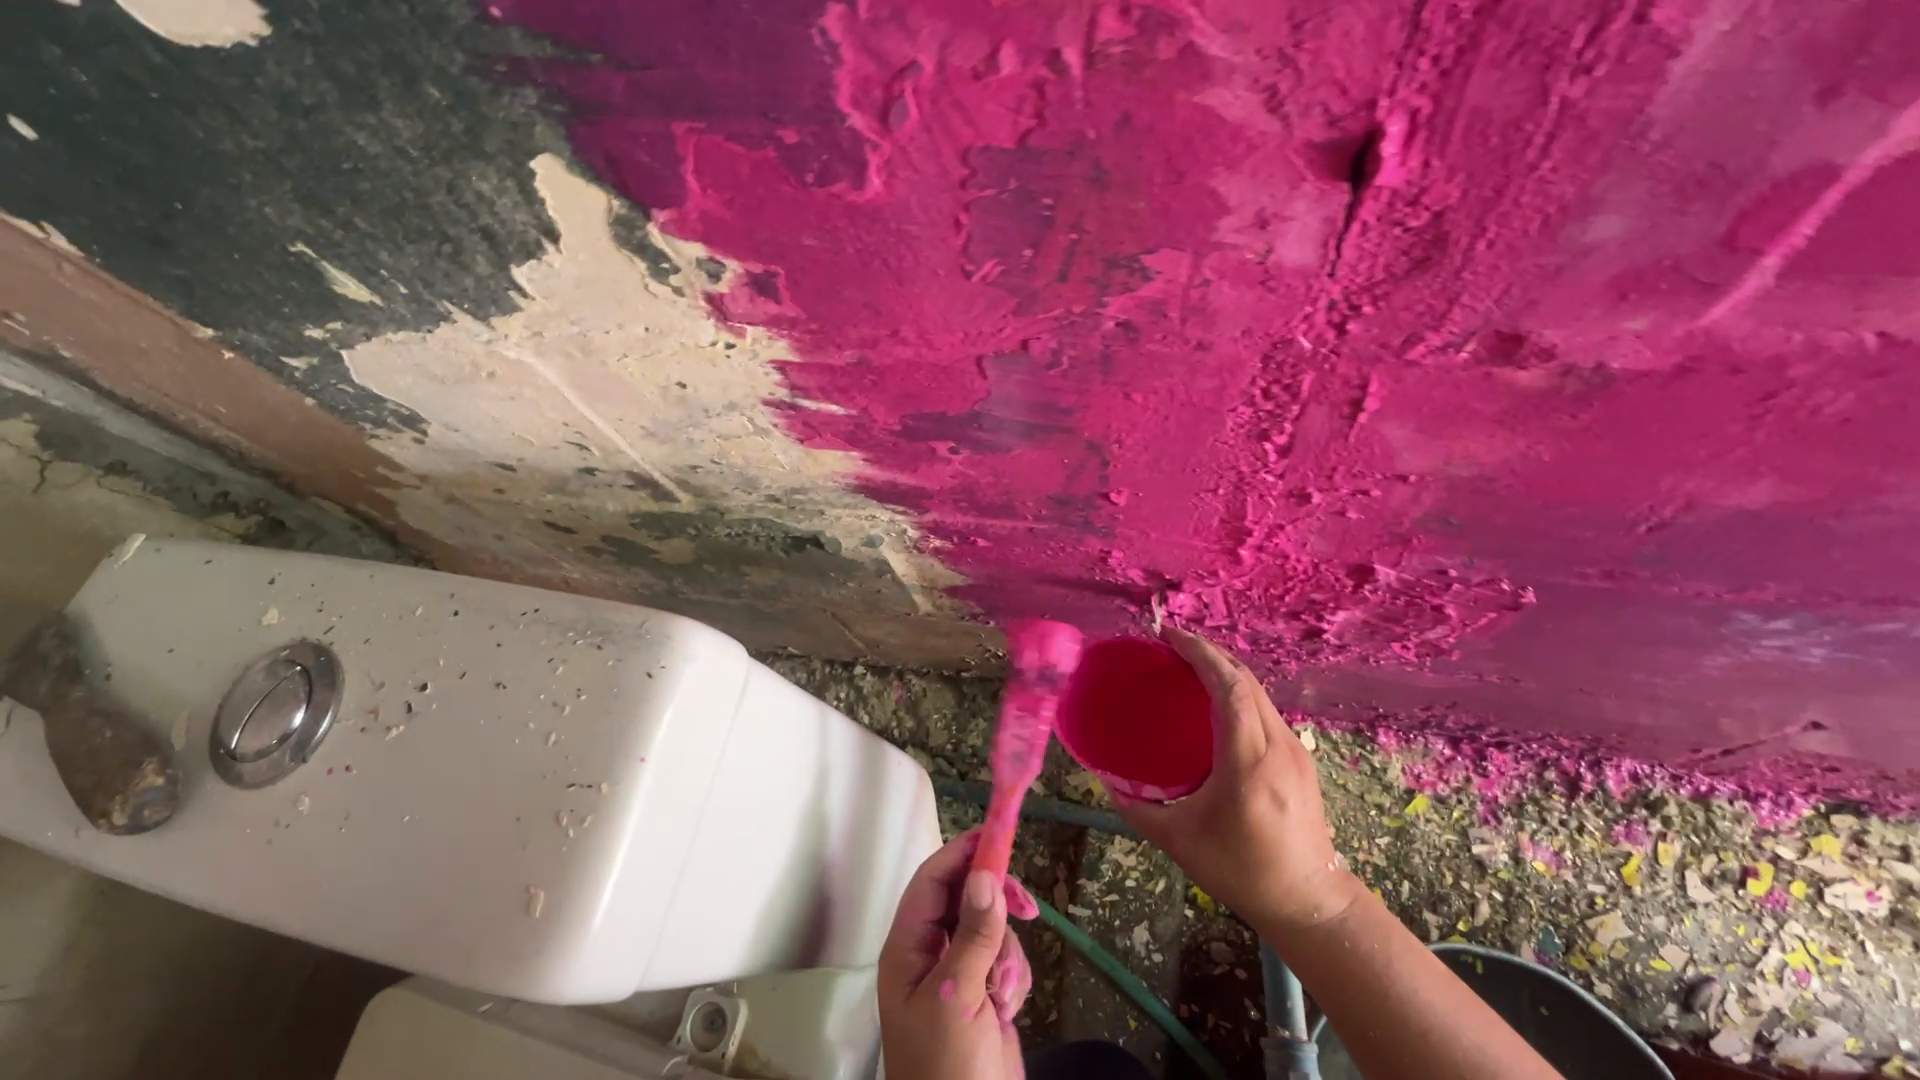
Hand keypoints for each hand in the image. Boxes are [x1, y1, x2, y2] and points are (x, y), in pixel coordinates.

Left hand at [878, 829, 1039, 1079]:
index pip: (931, 882)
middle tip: (1025, 908)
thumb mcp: (958, 997)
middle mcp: (929, 954)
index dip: (961, 854)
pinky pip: (1005, 959)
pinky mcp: (983, 993)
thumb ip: (973, 934)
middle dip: (995, 906)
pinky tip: (1007, 1008)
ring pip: (991, 929)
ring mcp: (958, 974)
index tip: (997, 835)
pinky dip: (1013, 976)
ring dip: (1005, 954)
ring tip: (1001, 993)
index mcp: (907, 948)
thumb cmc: (947, 1067)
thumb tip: (984, 875)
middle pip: (966, 899)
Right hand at [1113, 628, 1363, 932]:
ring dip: (1226, 670)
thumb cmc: (1242, 871)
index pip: (1229, 688)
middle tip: (1171, 644)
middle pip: (1246, 680)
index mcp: (1248, 762)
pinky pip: (1266, 709)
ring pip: (1260, 692)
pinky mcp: (1301, 758)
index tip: (1168, 636)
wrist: (1310, 901)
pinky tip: (1218, 702)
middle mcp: (1277, 746)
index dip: (1199, 654)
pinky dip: (1239, 692)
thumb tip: (1109, 781)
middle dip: (1209, 653)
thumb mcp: (1179, 841)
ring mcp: (1296, 750)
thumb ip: (1138, 809)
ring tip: (1189, 666)